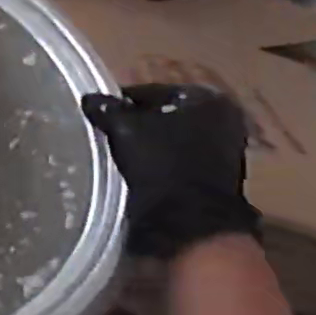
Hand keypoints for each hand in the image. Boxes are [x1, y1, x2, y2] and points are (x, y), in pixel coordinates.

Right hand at [81, 84, 260, 258]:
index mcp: (207, 99)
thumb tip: (90, 98)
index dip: (118, 103)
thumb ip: (107, 110)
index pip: (149, 92)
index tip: (97, 116)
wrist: (186, 222)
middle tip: (105, 135)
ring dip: (146, 145)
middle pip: (163, 115)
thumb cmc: (159, 165)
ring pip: (170, 138)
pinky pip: (177, 159)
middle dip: (135, 124)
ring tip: (117, 155)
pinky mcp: (216, 176)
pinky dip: (157, 162)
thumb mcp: (124, 130)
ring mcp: (224, 150)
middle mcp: (224, 119)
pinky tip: (137, 172)